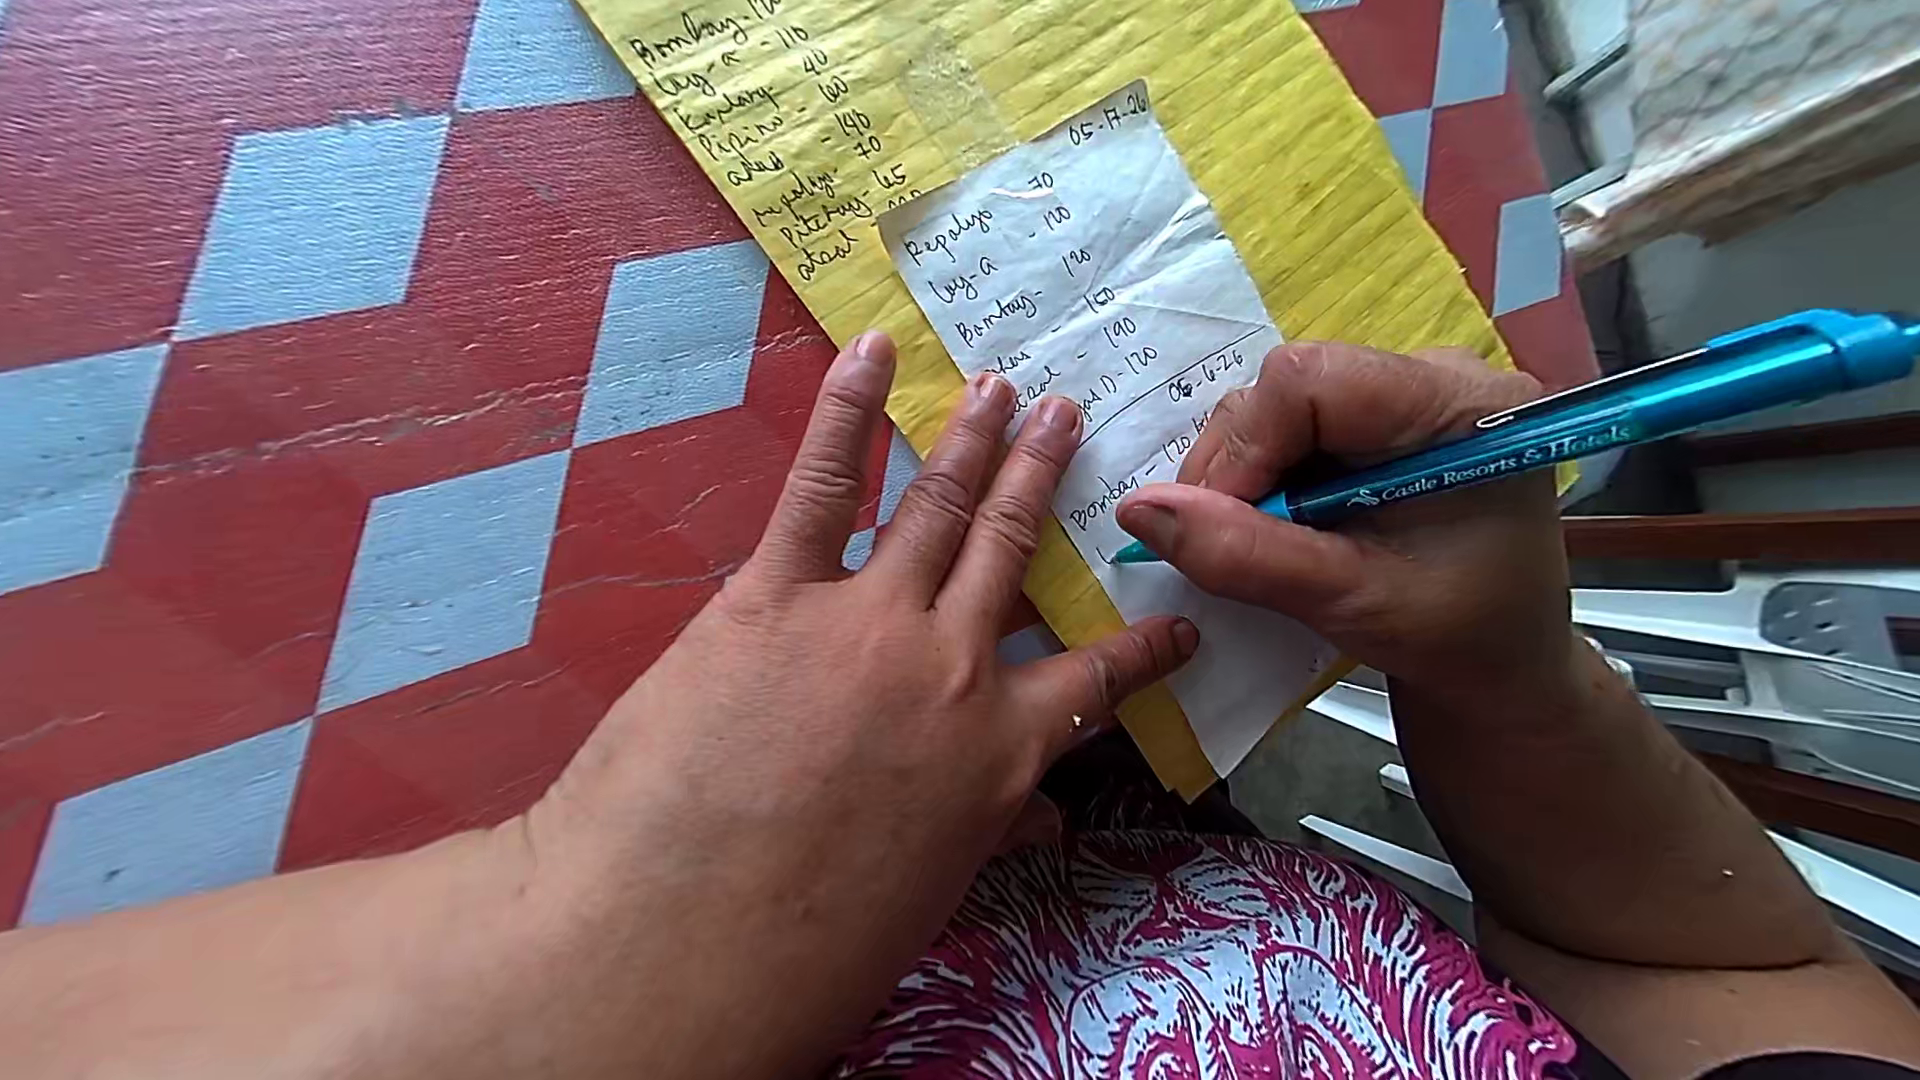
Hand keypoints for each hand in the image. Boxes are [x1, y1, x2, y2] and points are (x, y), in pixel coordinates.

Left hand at [528, 331, 1195, 1076]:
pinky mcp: (776, 596)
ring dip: (972, 439)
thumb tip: (1046, 821)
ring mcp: (867, 619)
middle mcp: (950, 665)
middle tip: (1062, 416)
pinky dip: (848, 414)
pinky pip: (822, 488)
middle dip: (1040, 476)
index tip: (1177, 618)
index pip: (1095, 681)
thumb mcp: (929, 886)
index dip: (1144, 647)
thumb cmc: (811, 943)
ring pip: (937, 505)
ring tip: (998, 388)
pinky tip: (871, 357)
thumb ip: (989, 827)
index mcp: (997, 751)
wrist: (675, 950)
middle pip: (1012, 549)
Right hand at [1115, 342, 1571, 697]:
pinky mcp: (1361, 420)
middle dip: (1234, 470)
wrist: (1491, 652)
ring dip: (1236, 478)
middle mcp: (1422, 380)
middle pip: (1276, 389)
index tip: (1230, 523)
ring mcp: (1389, 395)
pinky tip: (1276, 518)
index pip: (1307, 381)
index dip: (1244, 448)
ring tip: (1267, 538)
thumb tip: (1137, 509)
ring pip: (1262, 408)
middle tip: (1244, 541)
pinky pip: (1270, 428)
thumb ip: (1241, 555)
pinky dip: (1249, 479)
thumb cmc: (1449, 633)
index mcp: (1453, 408)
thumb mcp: (1344, 602)